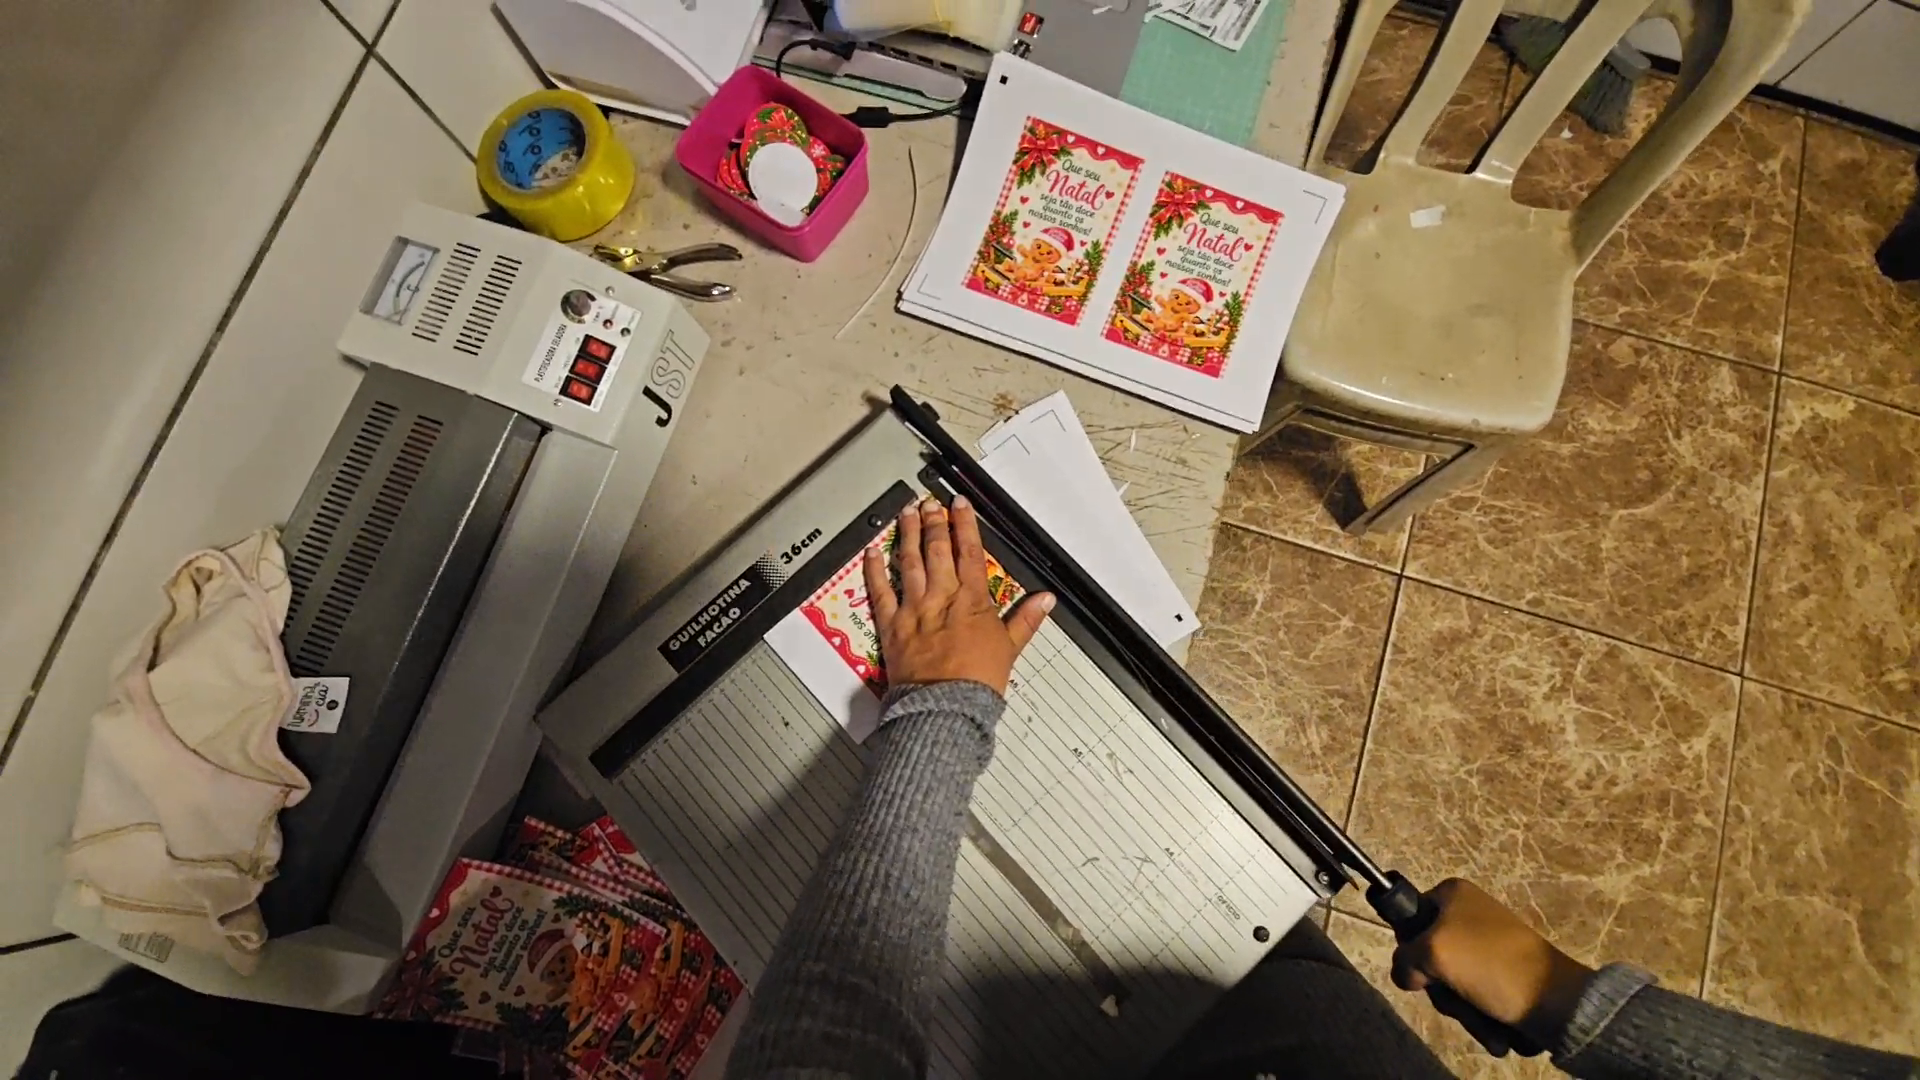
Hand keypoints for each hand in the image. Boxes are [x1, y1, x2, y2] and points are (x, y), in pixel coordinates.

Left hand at [862, 495, 1053, 694]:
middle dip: (934, 522)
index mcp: (971, 601)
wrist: (944, 708)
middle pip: (936, 550)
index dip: (964, 524)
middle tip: (930, 502)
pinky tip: (872, 552)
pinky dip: (875, 570)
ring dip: (907, 534)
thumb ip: (1025, 620)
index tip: (960, 505)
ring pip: (909, 562)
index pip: (968, 552)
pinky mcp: (892, 625)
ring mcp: (914, 608)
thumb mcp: (1010, 648)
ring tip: (907, 513)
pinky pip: (880, 591)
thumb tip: (1046, 600)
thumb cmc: (977, 681)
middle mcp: (941, 597)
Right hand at [1391, 879, 1596, 1049]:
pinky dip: (1485, 1017)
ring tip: (1485, 1025)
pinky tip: (1499, 1030)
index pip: (1410, 918)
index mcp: (1453, 894)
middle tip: (1457, 1002)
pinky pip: (1481, 994)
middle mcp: (1471, 914)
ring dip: (1465, 1011)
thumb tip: (1407, 975)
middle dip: (1443, 990)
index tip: (1425, 971)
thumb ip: (1403, 959)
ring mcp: (1492, 946)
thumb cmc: (1491, 966)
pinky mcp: (1510, 974)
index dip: (1411, 948)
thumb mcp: (1432, 953)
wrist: (1564, 1006)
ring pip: (1456, 981)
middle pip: (1432, 956)